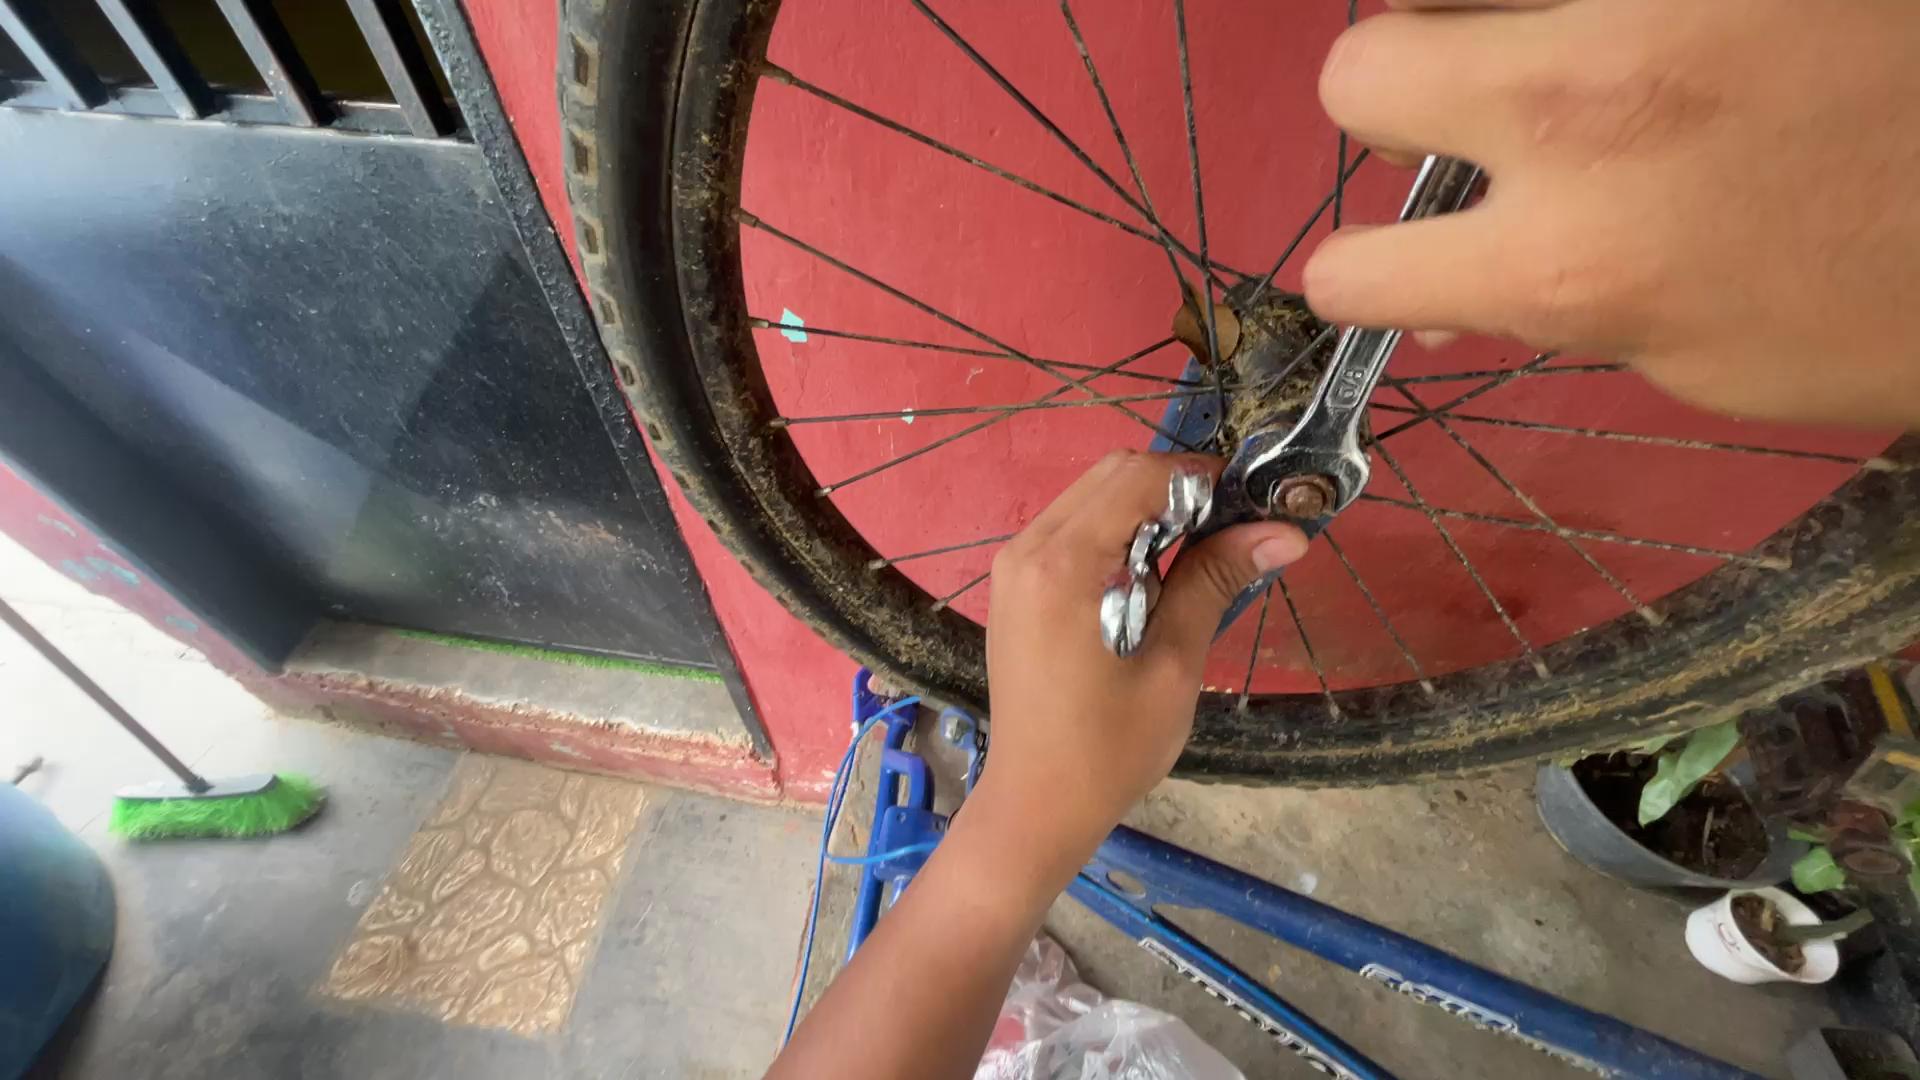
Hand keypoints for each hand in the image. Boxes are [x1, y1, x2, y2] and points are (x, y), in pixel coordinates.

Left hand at [971, 450, 1307, 877]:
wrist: (1035, 800)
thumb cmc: (1108, 748)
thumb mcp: (1173, 664)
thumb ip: (1215, 582)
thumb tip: (1284, 532)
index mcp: (1062, 563)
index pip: (1138, 477)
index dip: (1201, 478)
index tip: (1250, 504)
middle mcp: (1027, 547)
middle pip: (1110, 474)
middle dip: (1175, 488)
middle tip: (1227, 532)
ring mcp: (1012, 563)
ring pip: (1088, 496)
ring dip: (1145, 508)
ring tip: (1192, 557)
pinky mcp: (1013, 582)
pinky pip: (1069, 527)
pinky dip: (1113, 530)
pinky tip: (1146, 574)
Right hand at [1305, 0, 1919, 426]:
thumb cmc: (1907, 298)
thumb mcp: (1682, 352)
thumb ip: (1537, 312)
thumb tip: (1438, 298)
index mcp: (1569, 258)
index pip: (1345, 273)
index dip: (1362, 278)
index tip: (1403, 272)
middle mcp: (1590, 99)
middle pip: (1359, 69)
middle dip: (1397, 106)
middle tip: (1476, 111)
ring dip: (1476, 14)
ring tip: (1574, 40)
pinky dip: (1572, 0)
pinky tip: (1656, 27)